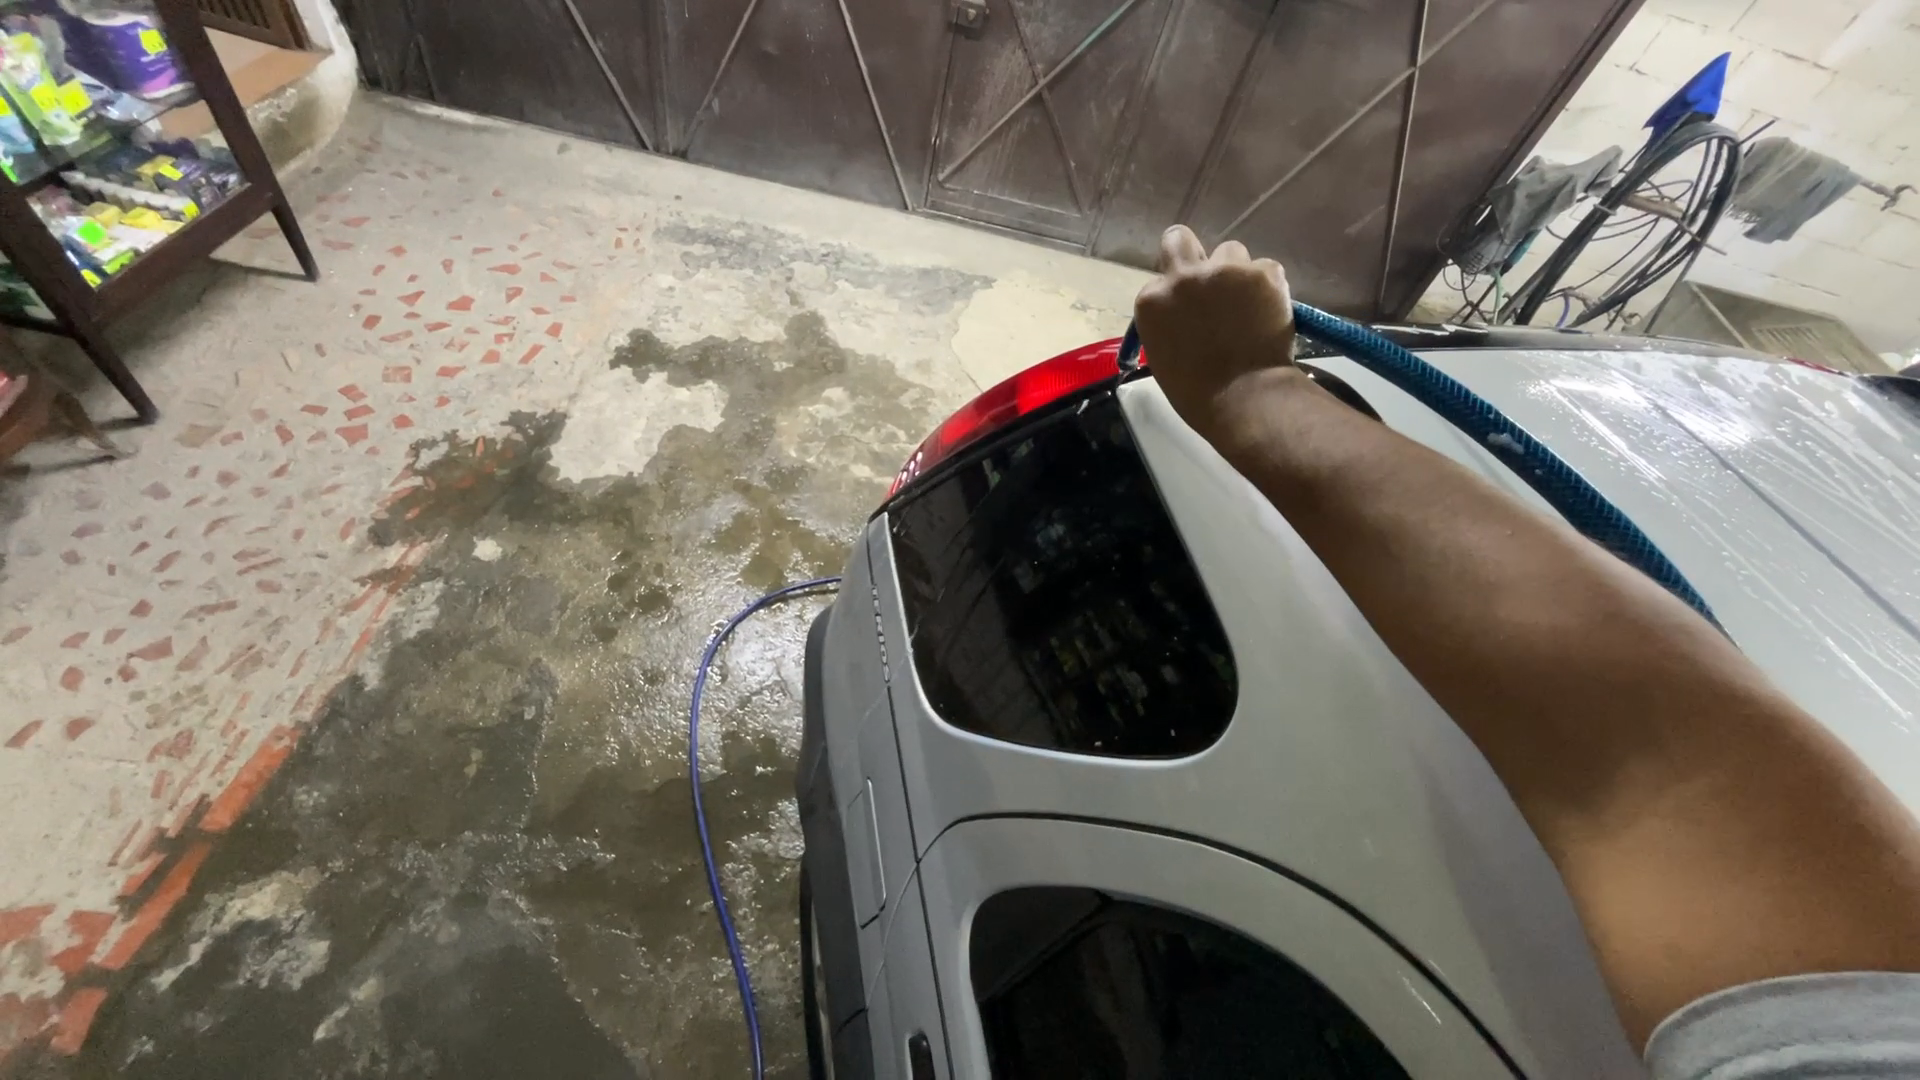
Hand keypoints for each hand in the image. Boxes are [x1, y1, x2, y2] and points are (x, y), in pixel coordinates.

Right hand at [1133, 225, 1296, 450]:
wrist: (1243, 396)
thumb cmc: (1195, 391)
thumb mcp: (1162, 354)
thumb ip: (1168, 322)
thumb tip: (1186, 313)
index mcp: (1151, 301)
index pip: (1159, 282)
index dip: (1175, 296)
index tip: (1187, 314)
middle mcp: (1183, 277)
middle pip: (1179, 239)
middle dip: (1192, 255)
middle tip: (1207, 280)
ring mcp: (1224, 271)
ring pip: (1230, 252)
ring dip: (1235, 273)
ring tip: (1246, 305)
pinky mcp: (1263, 272)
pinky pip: (1264, 268)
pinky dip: (1266, 287)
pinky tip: (1268, 312)